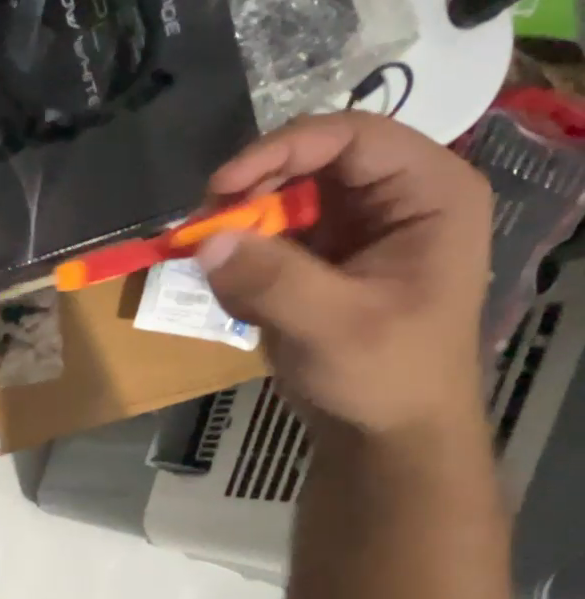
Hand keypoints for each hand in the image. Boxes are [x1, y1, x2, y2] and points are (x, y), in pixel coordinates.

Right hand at [196, 112, 492, 437]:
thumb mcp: (331, 326)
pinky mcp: (318, 261)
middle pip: (310, 162)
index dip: (282, 149)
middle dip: (250, 191)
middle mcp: (393, 200)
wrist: (385, 430)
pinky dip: (237, 257)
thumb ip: (272, 279)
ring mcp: (354, 230)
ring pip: (281, 199)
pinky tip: (229, 290)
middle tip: (200, 229)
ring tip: (208, 264)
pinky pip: (267, 238)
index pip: (352, 138)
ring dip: (237, 227)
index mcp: (427, 195)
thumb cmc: (382, 375)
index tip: (218, 188)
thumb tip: (204, 242)